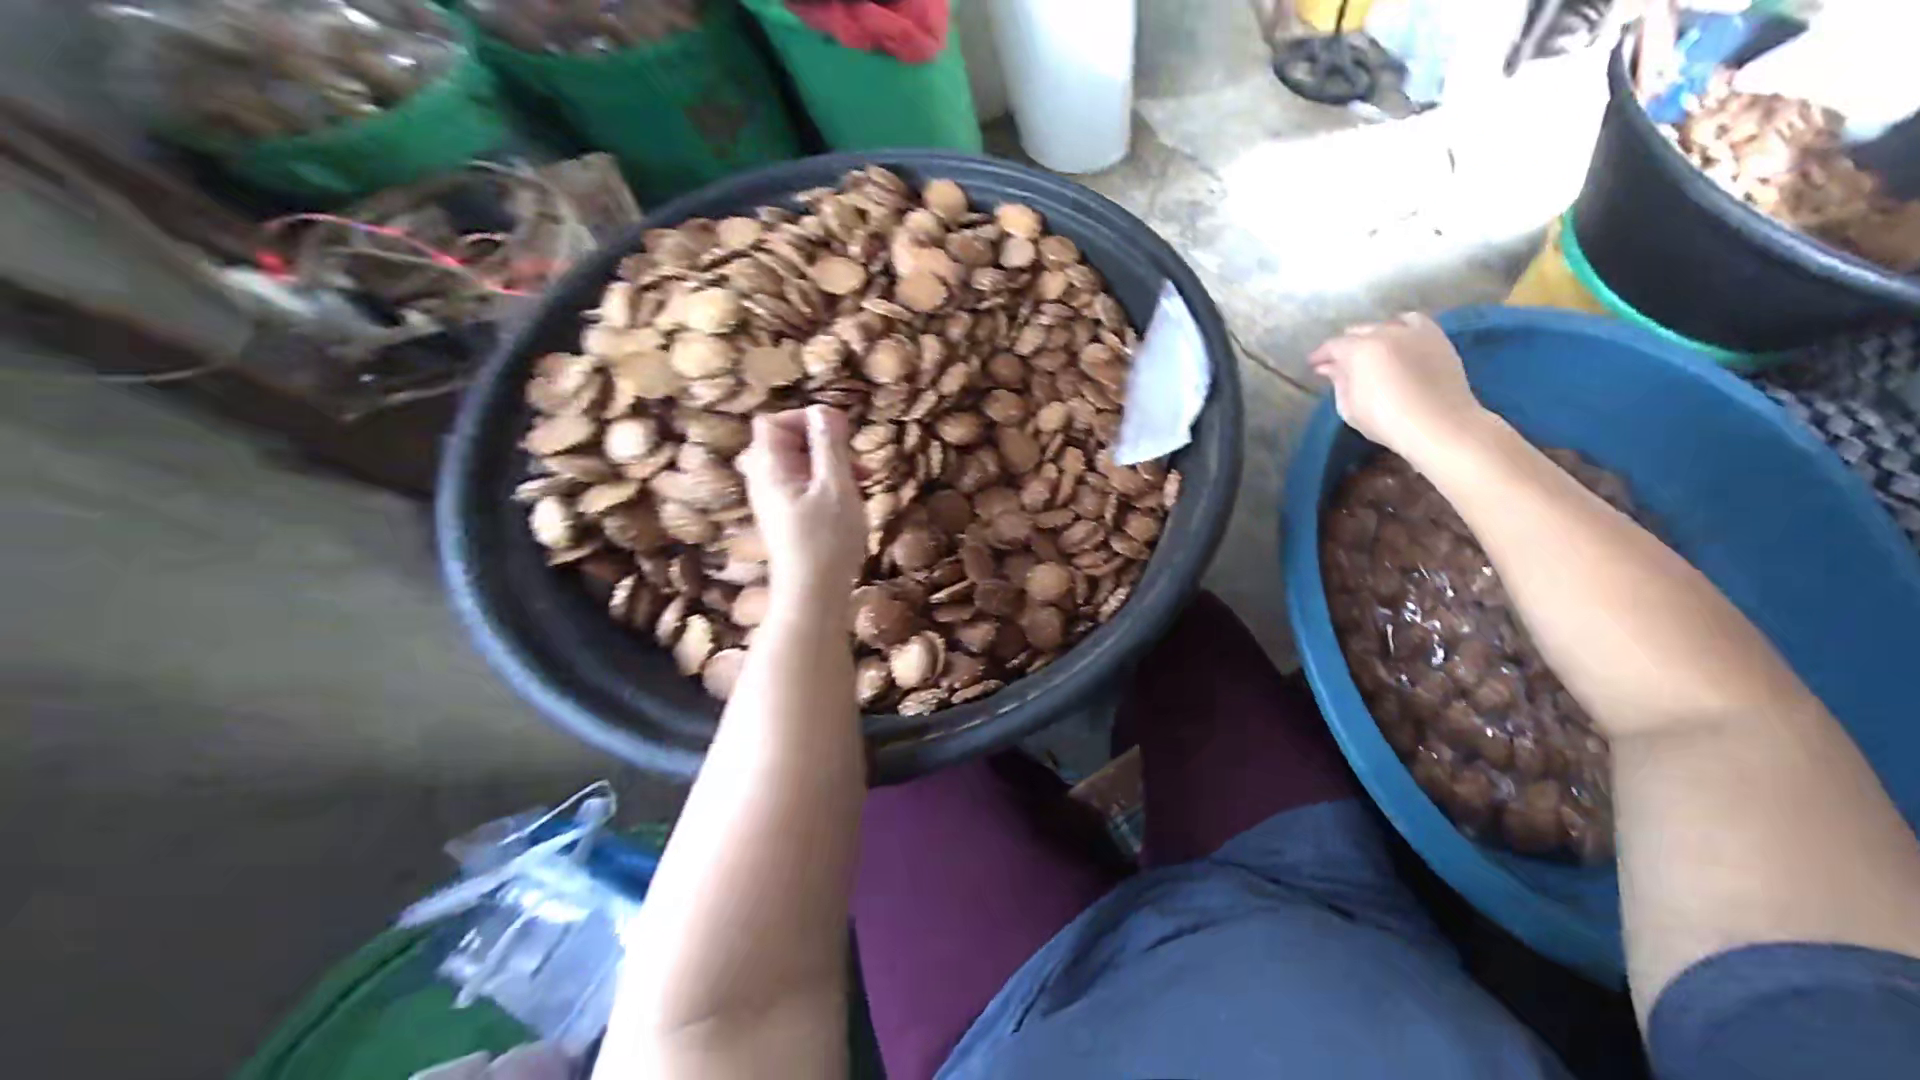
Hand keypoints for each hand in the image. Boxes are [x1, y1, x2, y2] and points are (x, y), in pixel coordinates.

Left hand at [740, 405, 864, 606]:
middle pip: (786, 442)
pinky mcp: (787, 520)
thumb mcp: (836, 486)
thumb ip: (829, 445)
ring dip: (830, 464)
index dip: (804, 417)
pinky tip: (852, 499)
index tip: (839, 430)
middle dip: (823, 442)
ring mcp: (774, 503)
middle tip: (853, 457)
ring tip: (862, 478)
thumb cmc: (827, 540)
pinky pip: (803, 487)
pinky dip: (827, 484)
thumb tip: (824, 410)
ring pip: (799, 466)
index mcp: (770, 468)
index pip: (772, 422)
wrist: (813, 596)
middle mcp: (764, 482)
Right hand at [1307, 313, 1492, 464]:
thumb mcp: (1349, 407)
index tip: (1313, 365)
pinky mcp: (1437, 338)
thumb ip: (1339, 382)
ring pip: (1386, 324)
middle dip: (1345, 345)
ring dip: (1373, 334)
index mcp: (1360, 350)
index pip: (1333, 346)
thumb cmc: (1386, 421)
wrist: (1439, 424)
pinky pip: (1414, 322)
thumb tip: (1332, 368)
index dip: (1320, 355)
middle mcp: (1386, 333)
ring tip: (1369, 348)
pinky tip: (1398, 340)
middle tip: (1338, 361)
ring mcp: (1414, 333)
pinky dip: (1401, 327)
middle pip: (1359, 331)